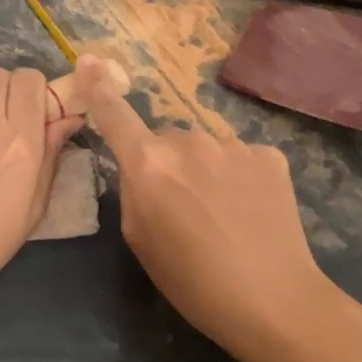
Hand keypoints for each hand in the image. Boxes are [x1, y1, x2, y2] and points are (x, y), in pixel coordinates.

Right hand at [74, 55, 330, 352]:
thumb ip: (132, 190)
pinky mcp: (270, 156)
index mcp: (148, 165)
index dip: (97, 87)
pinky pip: (239, 157)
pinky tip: (249, 210)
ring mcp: (233, 146)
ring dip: (204, 169)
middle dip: (166, 162)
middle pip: (164, 139)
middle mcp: (188, 143)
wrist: (273, 301)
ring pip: (203, 148)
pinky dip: (238, 177)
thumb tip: (140, 167)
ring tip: (221, 215)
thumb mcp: (139, 238)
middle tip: (180, 208)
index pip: (114, 115)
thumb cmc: (191, 280)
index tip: (88, 60)